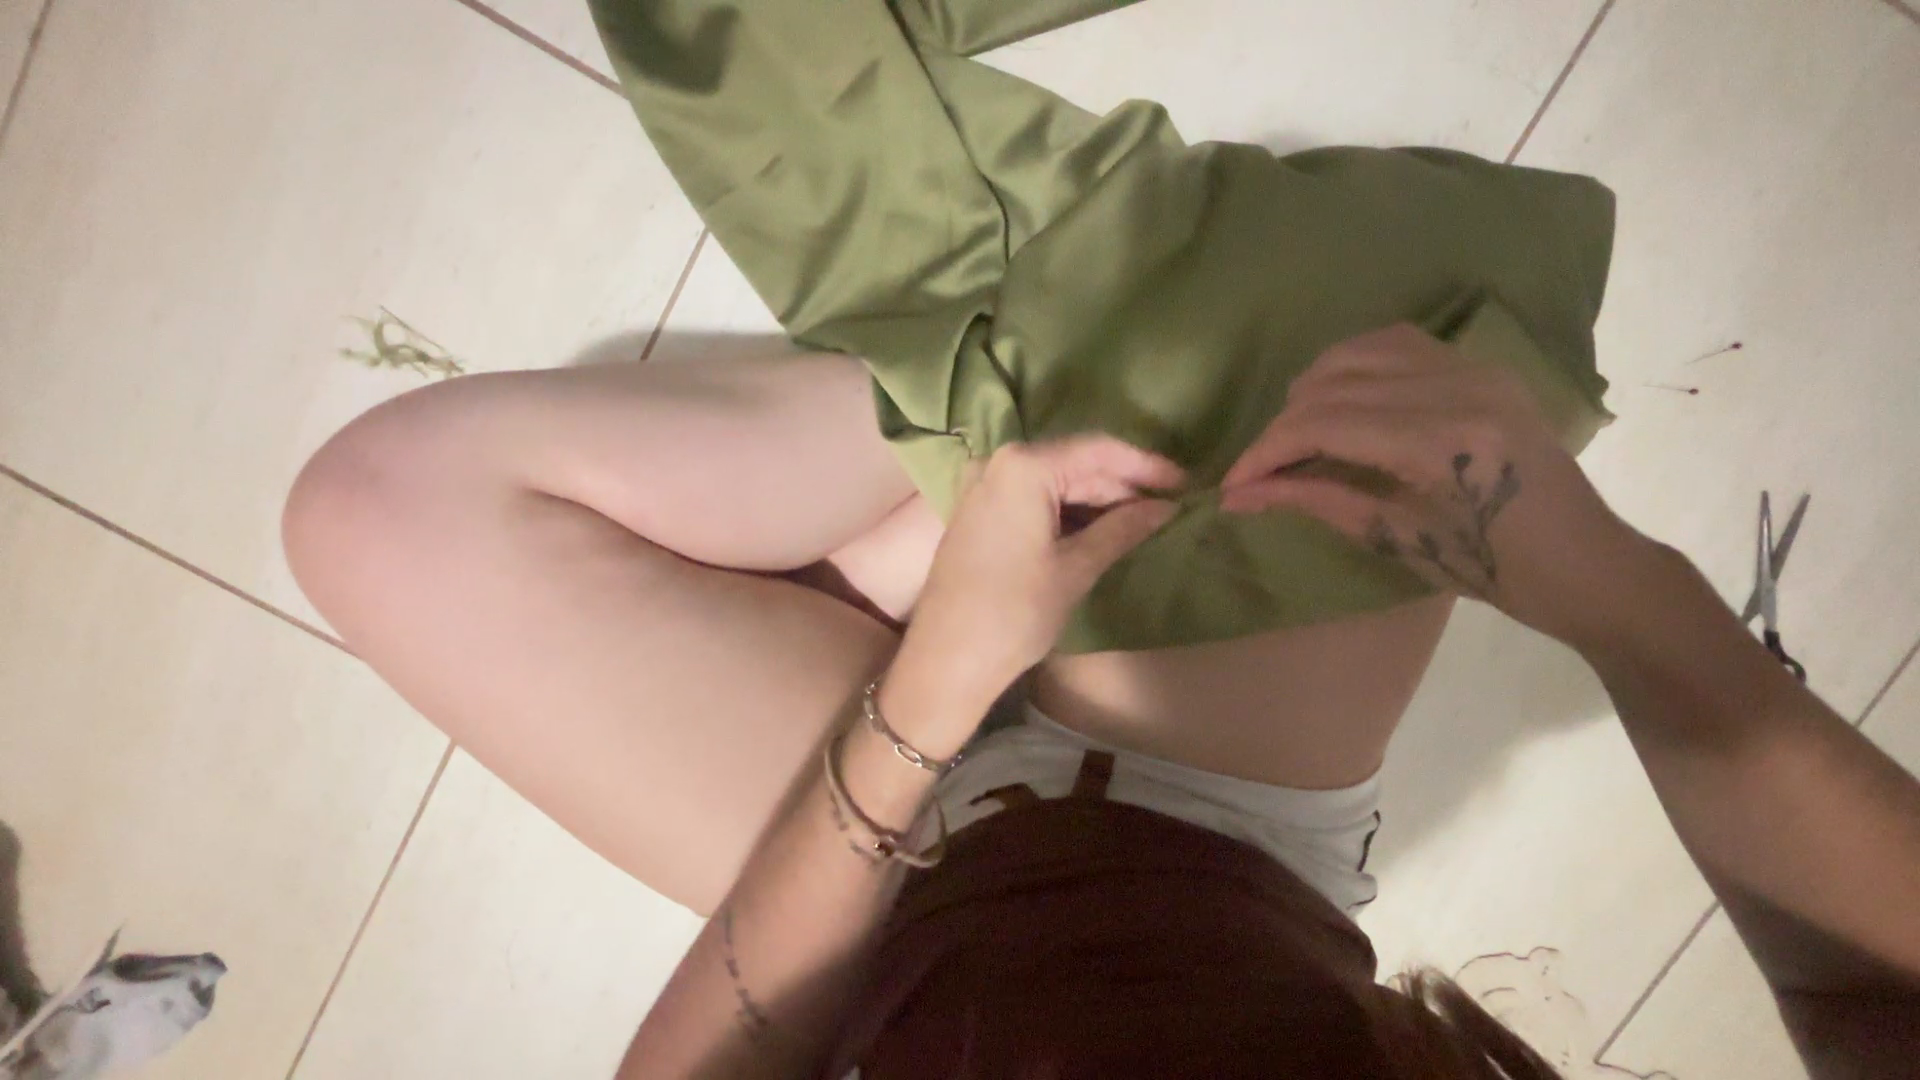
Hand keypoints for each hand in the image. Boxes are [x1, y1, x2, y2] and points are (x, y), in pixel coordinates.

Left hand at [898, 436, 1181, 707]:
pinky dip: (1065, 510)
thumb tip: (1166, 507)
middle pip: (1073, 464)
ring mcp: (982, 486)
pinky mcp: (977, 511)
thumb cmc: (1015, 613)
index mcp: (1022, 467)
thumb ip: (1123, 528)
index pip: (1097, 451)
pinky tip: (1098, 528)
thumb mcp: (1076, 568)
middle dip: (1121, 485)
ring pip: (1053, 481)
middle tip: (1168, 506)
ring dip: (1095, 499)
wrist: (947, 658)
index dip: (1145, 466)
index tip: (1184, 483)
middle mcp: (996, 463)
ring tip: (1142, 520)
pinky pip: (1031, 497)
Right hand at [1220, 324, 1651, 647]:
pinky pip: (1394, 343)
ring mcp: (1472, 369)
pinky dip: (1350, 366)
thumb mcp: (1391, 536)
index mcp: (1440, 441)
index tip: (1231, 484)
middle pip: (1330, 386)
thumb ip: (1311, 500)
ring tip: (1296, 435)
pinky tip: (1338, 400)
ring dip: (1310, 392)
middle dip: (1281, 429)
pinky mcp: (1479, 366)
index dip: (1265, 451)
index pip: (1322, 424)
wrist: (1582, 559)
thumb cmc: (1488, 567)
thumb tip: (1236, 497)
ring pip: (1355, 352)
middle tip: (1263, 472)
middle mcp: (1456, 388)